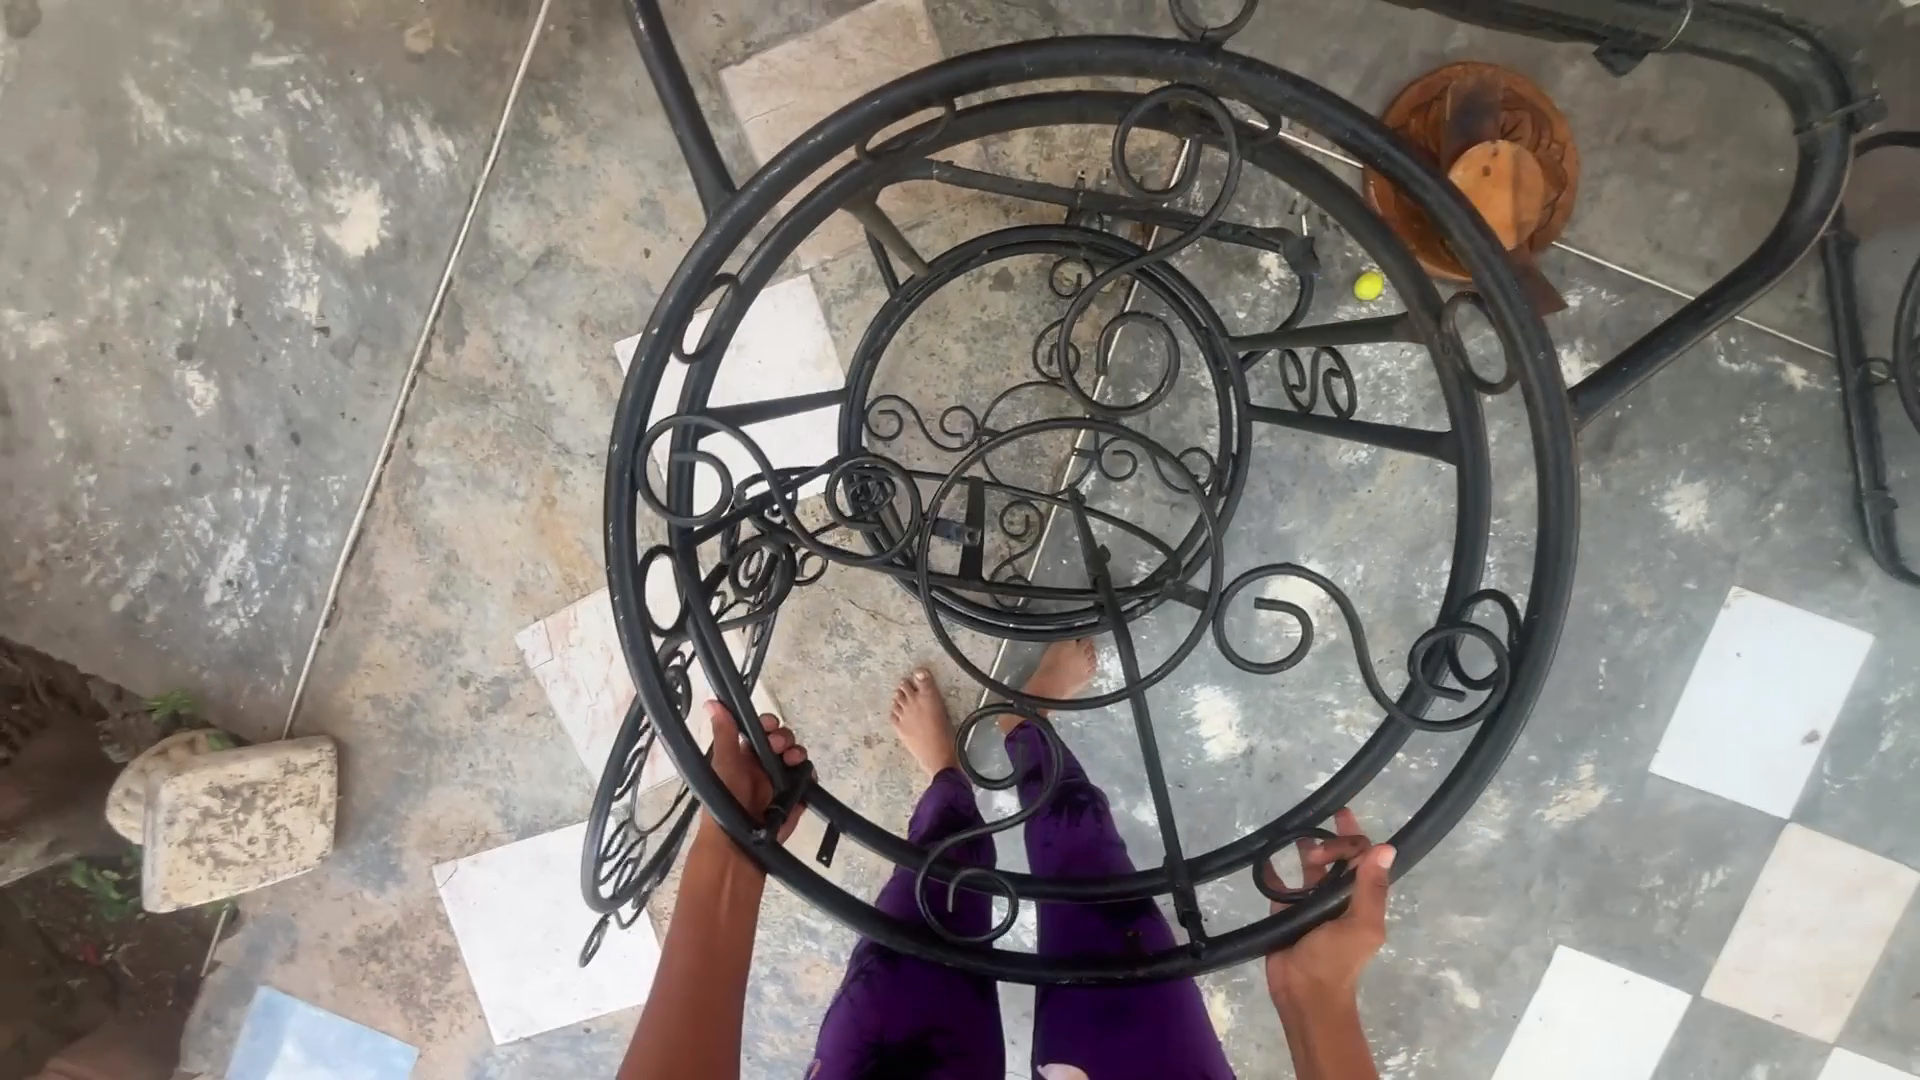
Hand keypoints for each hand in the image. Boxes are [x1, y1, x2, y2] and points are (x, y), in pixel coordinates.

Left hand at [704, 700, 807, 844]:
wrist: (739, 842)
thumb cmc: (726, 799)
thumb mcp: (724, 761)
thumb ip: (724, 732)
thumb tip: (711, 701)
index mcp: (744, 754)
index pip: (761, 731)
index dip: (768, 724)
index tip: (770, 725)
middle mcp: (763, 765)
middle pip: (782, 740)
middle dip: (784, 738)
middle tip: (780, 746)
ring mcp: (780, 780)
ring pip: (796, 756)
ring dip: (797, 752)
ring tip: (793, 759)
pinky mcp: (795, 795)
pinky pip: (807, 778)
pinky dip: (809, 773)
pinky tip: (804, 773)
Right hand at [1262, 808, 1394, 1003]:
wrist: (1304, 993)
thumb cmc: (1337, 960)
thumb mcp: (1362, 925)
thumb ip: (1370, 888)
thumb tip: (1386, 847)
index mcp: (1360, 899)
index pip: (1363, 858)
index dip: (1353, 838)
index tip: (1339, 824)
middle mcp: (1337, 896)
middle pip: (1338, 857)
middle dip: (1328, 842)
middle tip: (1312, 849)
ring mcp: (1309, 901)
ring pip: (1309, 865)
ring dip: (1304, 847)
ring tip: (1292, 834)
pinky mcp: (1283, 907)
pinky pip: (1277, 881)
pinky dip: (1271, 866)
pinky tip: (1265, 854)